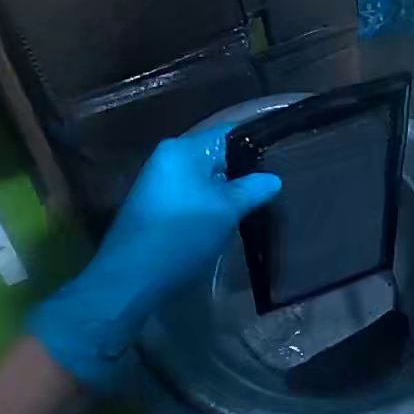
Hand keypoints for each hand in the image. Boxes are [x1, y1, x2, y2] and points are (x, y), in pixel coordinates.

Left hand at [26, 125, 280, 390]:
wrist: (130, 280)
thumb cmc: (180, 235)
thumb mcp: (226, 211)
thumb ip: (252, 189)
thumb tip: (273, 179)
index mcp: (182, 149)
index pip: (229, 132)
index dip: (257, 142)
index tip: (284, 154)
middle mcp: (167, 158)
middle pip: (217, 156)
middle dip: (245, 170)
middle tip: (277, 184)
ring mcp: (159, 184)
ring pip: (206, 179)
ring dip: (229, 191)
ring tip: (260, 203)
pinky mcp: (156, 208)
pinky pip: (193, 196)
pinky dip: (212, 205)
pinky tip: (229, 221)